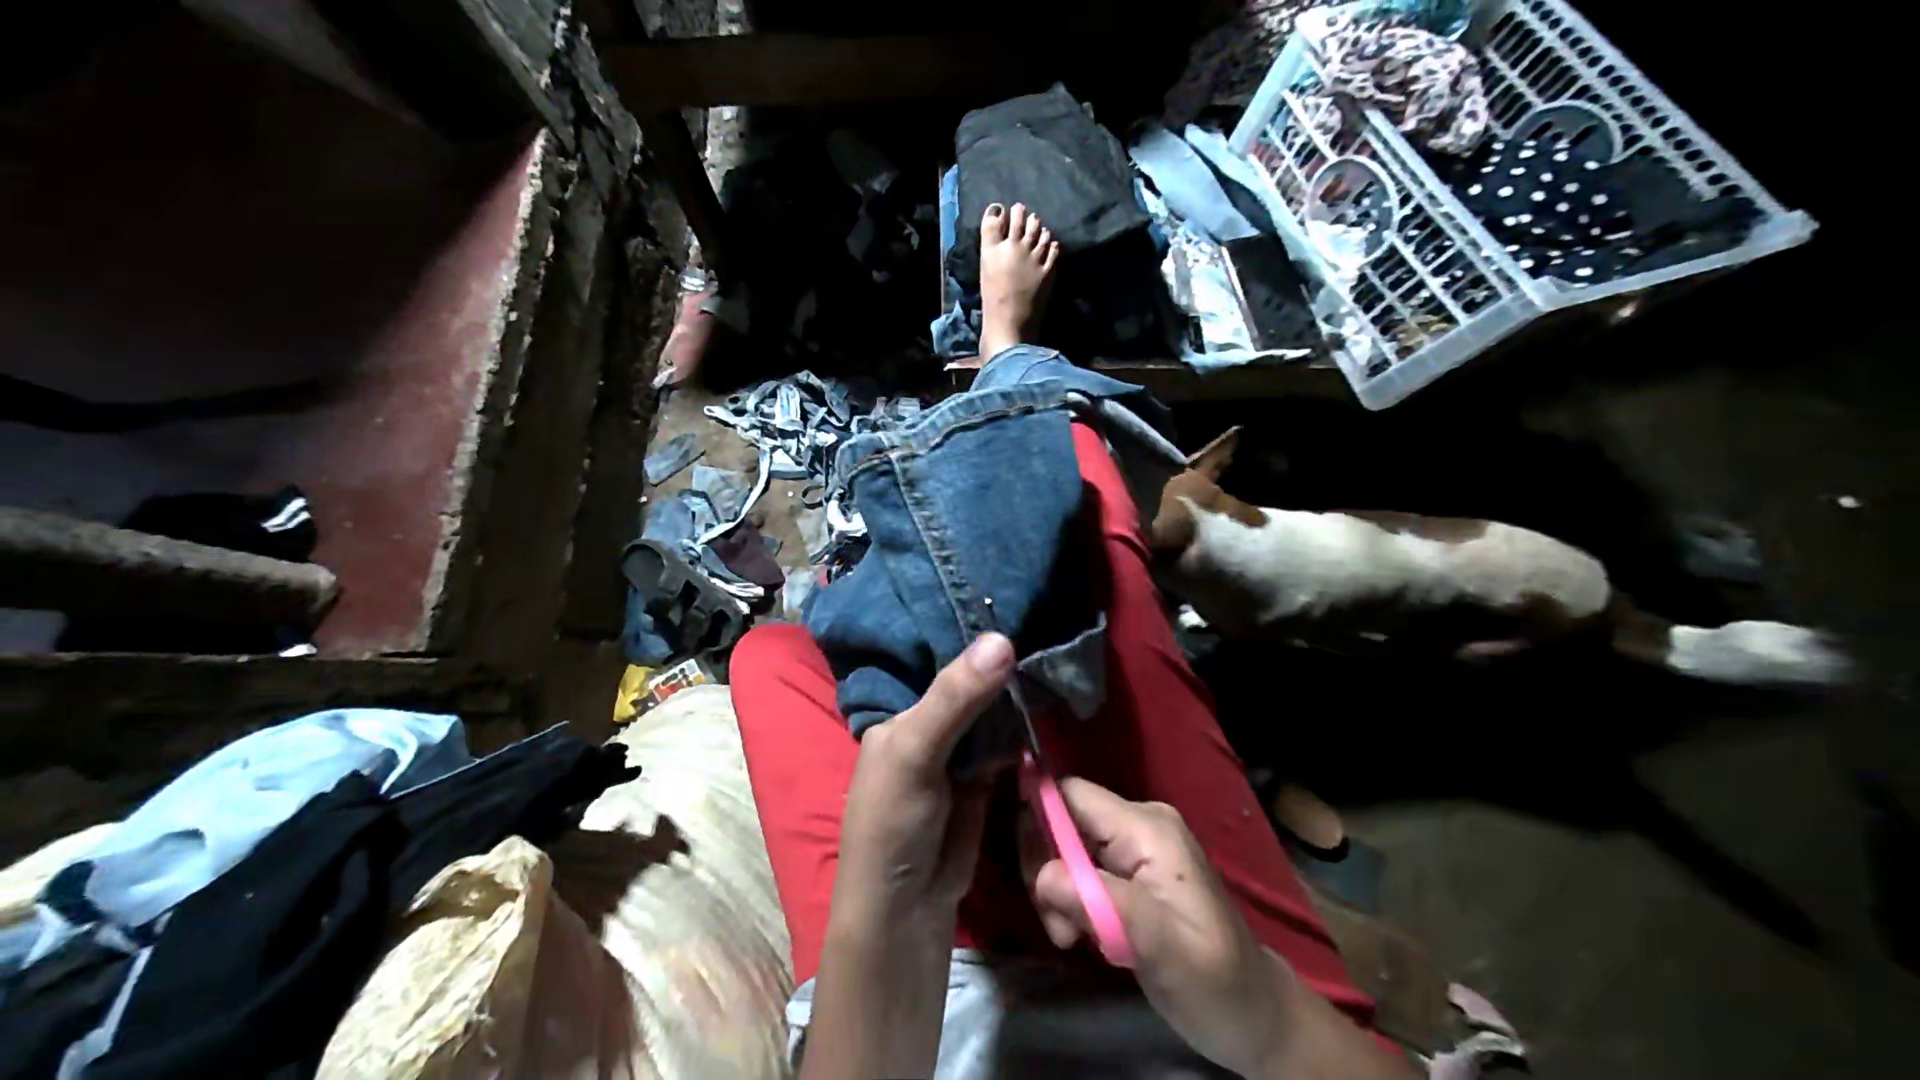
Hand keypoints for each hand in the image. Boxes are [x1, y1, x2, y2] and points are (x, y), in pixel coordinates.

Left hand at [802, 634, 1014, 1079]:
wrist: (908, 907)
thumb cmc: (893, 822)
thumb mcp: (915, 752)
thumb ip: (955, 698)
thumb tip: (1001, 639)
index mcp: (897, 711)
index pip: (936, 660)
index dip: (967, 633)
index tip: (1008, 597)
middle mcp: (925, 724)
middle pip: (967, 683)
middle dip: (997, 663)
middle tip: (1042, 621)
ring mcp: (955, 751)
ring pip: (989, 711)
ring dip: (1014, 693)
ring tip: (1051, 649)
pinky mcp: (981, 777)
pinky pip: (1004, 742)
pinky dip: (1021, 727)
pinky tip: (1045, 698)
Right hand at [1023, 778, 1284, 1074]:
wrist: (1254, 1012)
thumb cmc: (1214, 982)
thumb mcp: (1162, 949)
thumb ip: (1104, 905)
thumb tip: (1043, 875)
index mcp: (1148, 829)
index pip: (1071, 793)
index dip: (1038, 819)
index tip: (1029, 874)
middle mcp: (1138, 823)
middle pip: (1063, 818)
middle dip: (1045, 867)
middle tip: (1056, 924)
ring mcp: (1135, 844)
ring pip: (1065, 845)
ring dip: (1057, 890)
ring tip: (1070, 936)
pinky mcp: (1130, 868)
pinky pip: (1080, 866)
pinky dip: (1071, 898)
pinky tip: (1081, 933)